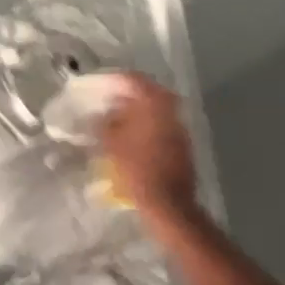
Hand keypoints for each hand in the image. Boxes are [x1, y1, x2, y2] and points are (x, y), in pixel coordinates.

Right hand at [99, 73, 201, 224]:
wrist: (169, 206)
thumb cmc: (138, 172)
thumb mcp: (113, 146)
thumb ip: (105, 124)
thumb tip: (100, 113)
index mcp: (154, 108)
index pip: (138, 81)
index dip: (120, 79)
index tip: (106, 82)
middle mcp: (170, 114)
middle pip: (152, 93)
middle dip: (133, 93)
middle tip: (115, 98)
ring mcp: (180, 131)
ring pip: (160, 110)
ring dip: (142, 109)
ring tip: (121, 118)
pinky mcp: (183, 147)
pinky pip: (164, 126)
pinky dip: (150, 125)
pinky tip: (134, 137)